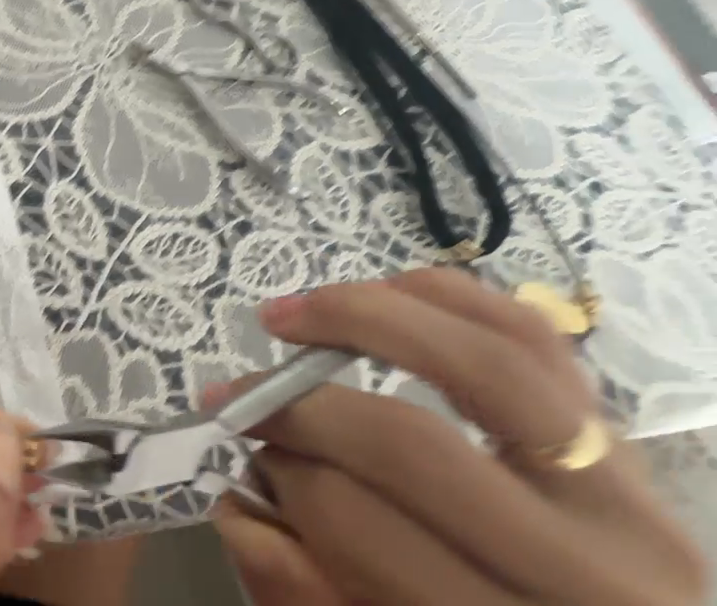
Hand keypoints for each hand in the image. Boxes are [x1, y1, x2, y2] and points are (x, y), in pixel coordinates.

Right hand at [211, 268, 707, 604]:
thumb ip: (301, 591)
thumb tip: (236, 505)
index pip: (358, 520)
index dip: (279, 470)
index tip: (239, 446)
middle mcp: (591, 571)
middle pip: (413, 445)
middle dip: (302, 404)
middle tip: (243, 393)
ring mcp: (628, 499)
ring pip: (490, 366)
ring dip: (364, 319)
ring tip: (288, 315)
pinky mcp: (627, 445)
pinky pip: (542, 343)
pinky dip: (454, 298)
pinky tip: (386, 289)